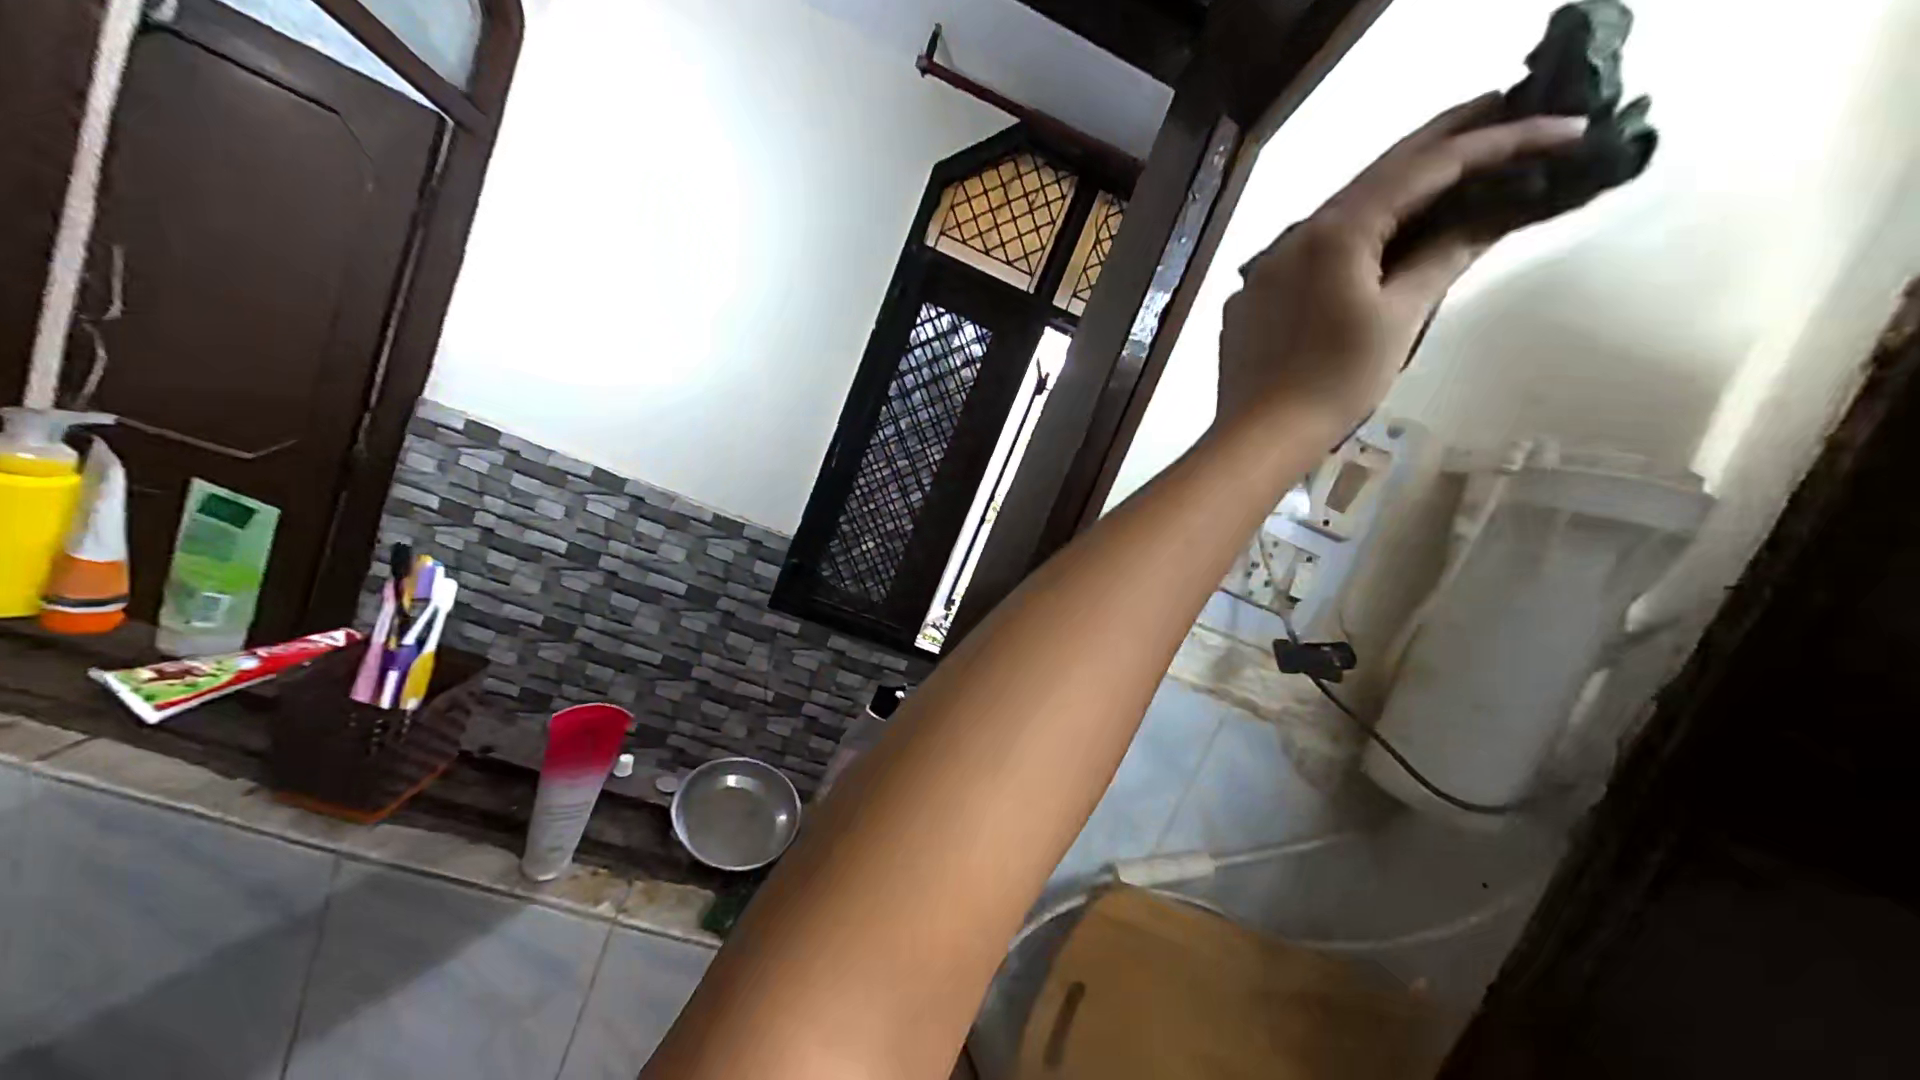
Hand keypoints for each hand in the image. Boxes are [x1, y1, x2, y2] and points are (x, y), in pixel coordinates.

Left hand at [1217, 94, 1587, 434]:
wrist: (1259, 435)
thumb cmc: (1335, 382)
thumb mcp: (1400, 317)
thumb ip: (1442, 257)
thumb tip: (1488, 215)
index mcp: (1335, 233)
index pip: (1424, 168)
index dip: (1495, 142)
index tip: (1557, 124)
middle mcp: (1293, 237)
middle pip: (1376, 177)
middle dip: (1441, 143)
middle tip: (1503, 108)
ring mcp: (1265, 268)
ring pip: (1338, 215)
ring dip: (1392, 192)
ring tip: (1445, 173)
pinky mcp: (1252, 298)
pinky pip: (1308, 254)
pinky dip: (1349, 238)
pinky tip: (1371, 243)